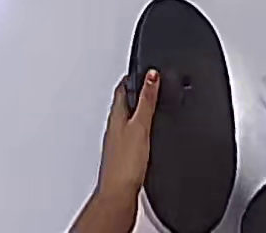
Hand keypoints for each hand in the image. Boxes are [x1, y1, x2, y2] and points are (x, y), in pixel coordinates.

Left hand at [97, 71, 159, 198]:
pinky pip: (131, 135)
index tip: (140, 69)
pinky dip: (138, 128)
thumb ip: (146, 101)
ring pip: (126, 118)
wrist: (118, 196)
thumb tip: (151, 75)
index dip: (132, 77)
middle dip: (134, 92)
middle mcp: (115, 125)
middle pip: (124, 101)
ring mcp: (118, 141)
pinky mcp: (124, 156)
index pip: (123, 87)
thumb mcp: (140, 126)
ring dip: (136, 109)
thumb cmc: (125, 163)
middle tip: (144, 83)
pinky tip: (144, 136)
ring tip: (146, 104)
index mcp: (117, 113)